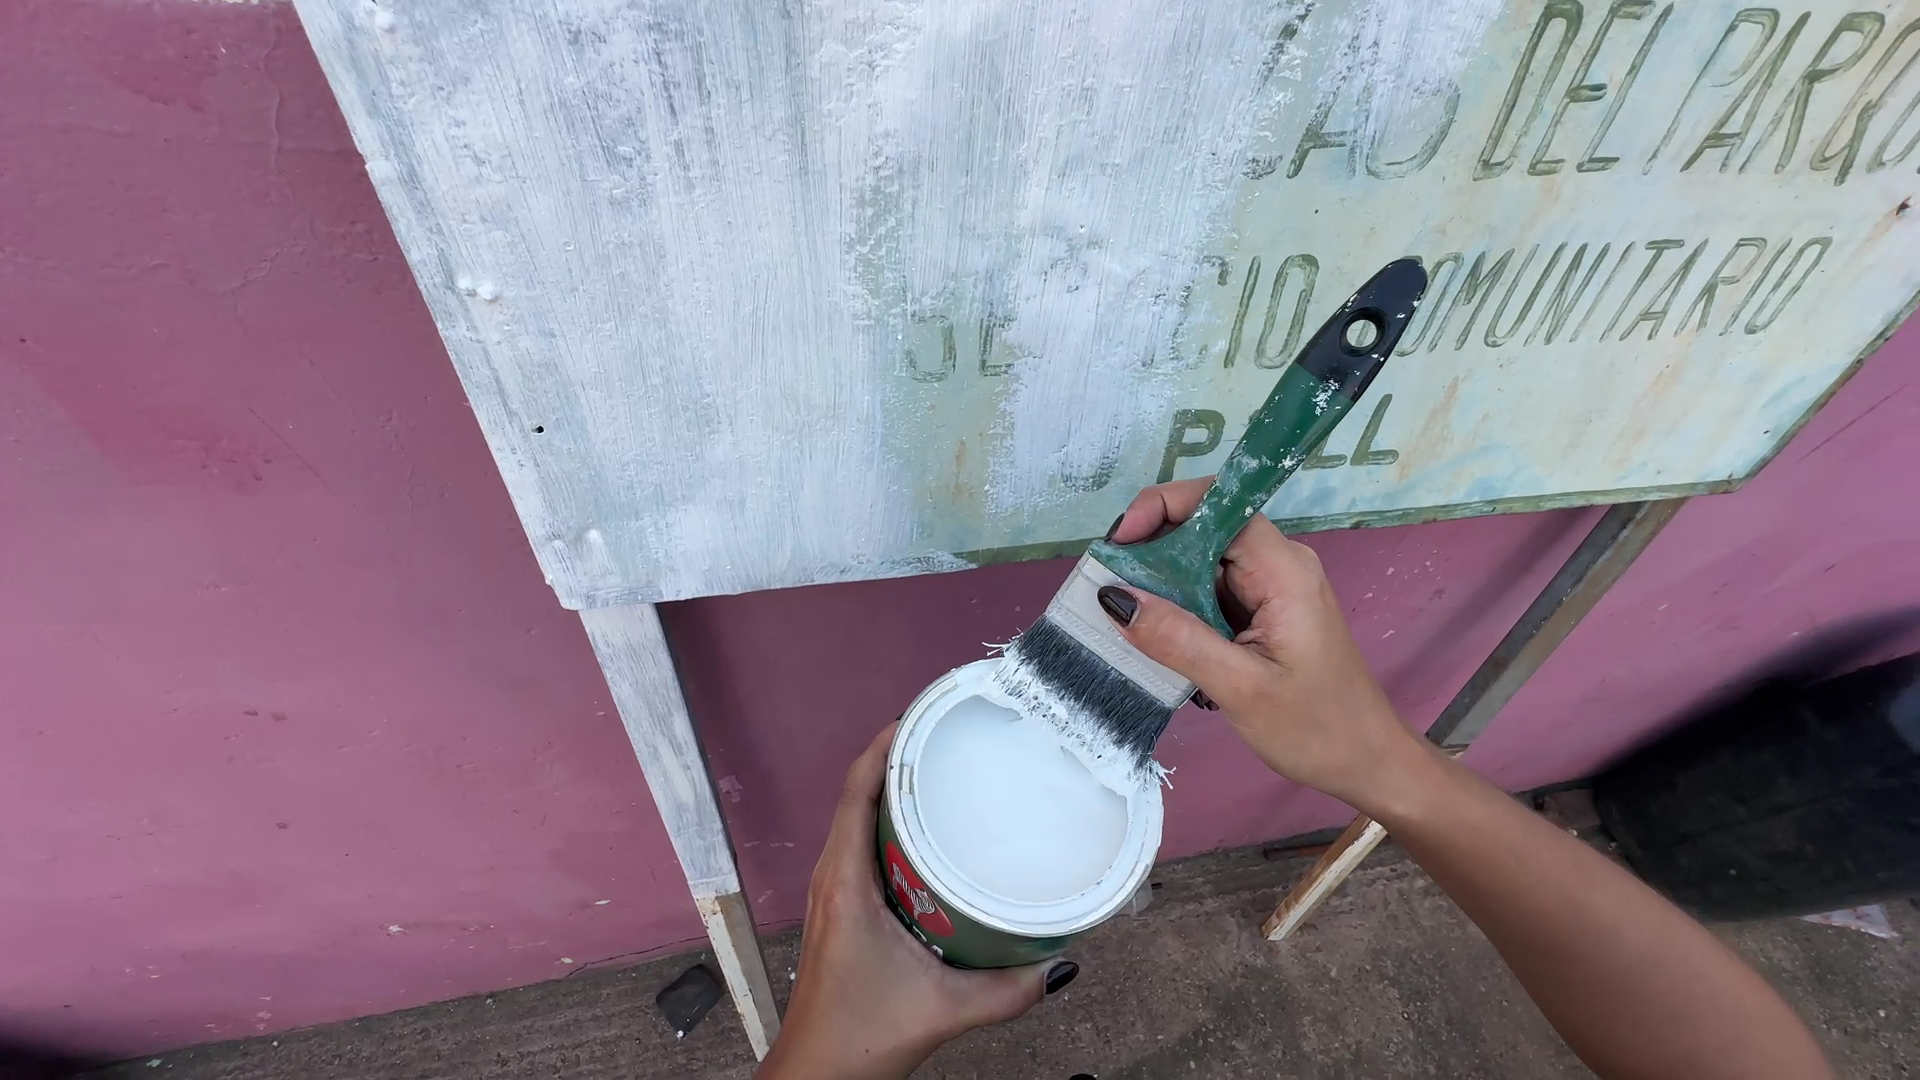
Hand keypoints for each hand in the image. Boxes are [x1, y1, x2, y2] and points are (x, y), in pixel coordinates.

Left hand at [757, 724, 1066, 1079]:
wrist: (814, 1077)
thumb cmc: (863, 1033)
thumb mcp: (943, 1009)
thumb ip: (1007, 990)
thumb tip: (1062, 963)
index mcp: (846, 878)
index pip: (856, 789)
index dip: (883, 745)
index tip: (922, 717)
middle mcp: (832, 872)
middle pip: (857, 792)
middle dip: (896, 758)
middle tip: (947, 740)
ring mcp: (831, 886)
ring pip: (855, 815)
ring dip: (890, 788)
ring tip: (941, 771)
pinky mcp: (838, 902)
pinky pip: (858, 839)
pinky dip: (886, 818)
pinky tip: (925, 830)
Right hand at [1101, 477, 1423, 809]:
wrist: (1367, 764)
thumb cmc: (1315, 728)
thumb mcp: (1239, 687)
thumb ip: (1176, 639)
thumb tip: (1112, 596)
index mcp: (1282, 569)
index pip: (1217, 505)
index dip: (1162, 508)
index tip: (1118, 544)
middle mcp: (1277, 563)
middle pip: (1203, 526)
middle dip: (1150, 545)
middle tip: (1106, 583)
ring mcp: (1269, 585)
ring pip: (1200, 558)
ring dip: (1157, 577)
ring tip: (1120, 610)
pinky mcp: (1260, 608)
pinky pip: (1207, 587)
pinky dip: (1173, 600)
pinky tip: (1151, 628)